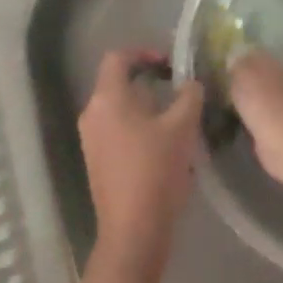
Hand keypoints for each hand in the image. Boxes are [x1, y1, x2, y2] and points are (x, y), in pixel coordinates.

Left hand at [79, 50, 203, 256]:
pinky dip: (139, 127)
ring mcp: (91, 140)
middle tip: (180, 90)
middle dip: (150, 82)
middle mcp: (92, 114)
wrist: (133, 230)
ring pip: (119, 109)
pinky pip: (117, 131)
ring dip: (147, 107)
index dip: (144, 52)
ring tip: (178, 119)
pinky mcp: (97, 162)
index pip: (118, 57)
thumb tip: (191, 83)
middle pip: (118, 83)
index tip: (171, 63)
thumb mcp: (183, 127)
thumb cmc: (156, 170)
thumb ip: (190, 96)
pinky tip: (165, 146)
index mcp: (107, 98)